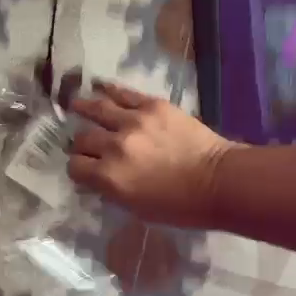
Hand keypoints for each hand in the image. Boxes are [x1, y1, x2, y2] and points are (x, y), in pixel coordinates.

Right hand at [67, 80, 236, 229]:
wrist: (220, 181)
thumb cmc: (182, 206)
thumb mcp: (138, 208)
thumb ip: (111, 191)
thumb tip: (95, 178)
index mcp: (110, 177)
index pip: (75, 167)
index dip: (77, 168)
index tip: (82, 167)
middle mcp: (114, 146)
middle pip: (83, 139)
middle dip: (81, 143)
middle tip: (87, 143)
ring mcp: (132, 122)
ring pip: (96, 109)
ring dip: (82, 108)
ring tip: (75, 105)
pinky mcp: (151, 105)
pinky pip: (122, 93)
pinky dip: (108, 90)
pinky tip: (99, 87)